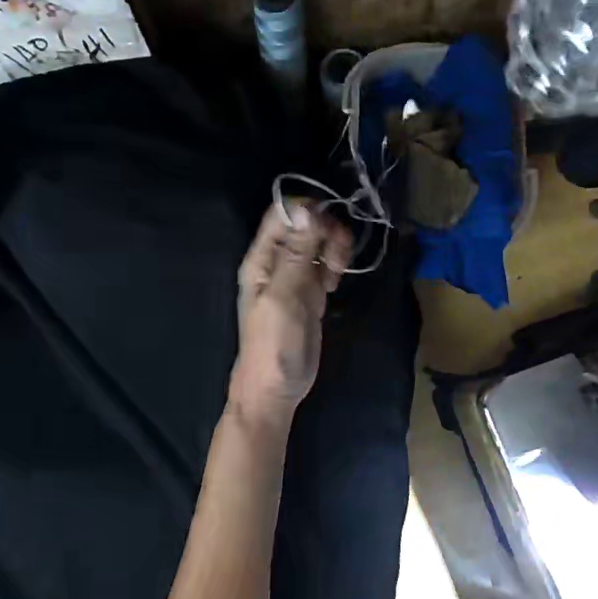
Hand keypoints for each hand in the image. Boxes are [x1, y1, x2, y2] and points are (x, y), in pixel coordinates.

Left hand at [228, 198, 352, 420]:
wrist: (276, 388)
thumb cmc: (273, 344)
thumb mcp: (284, 297)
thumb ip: (295, 254)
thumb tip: (306, 210)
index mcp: (260, 259)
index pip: (281, 216)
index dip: (306, 211)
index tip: (329, 224)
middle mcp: (276, 263)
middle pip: (304, 226)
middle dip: (325, 231)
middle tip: (337, 256)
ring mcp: (294, 278)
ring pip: (318, 244)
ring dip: (333, 249)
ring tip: (336, 274)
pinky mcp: (310, 293)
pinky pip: (325, 266)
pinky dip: (334, 268)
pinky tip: (334, 285)